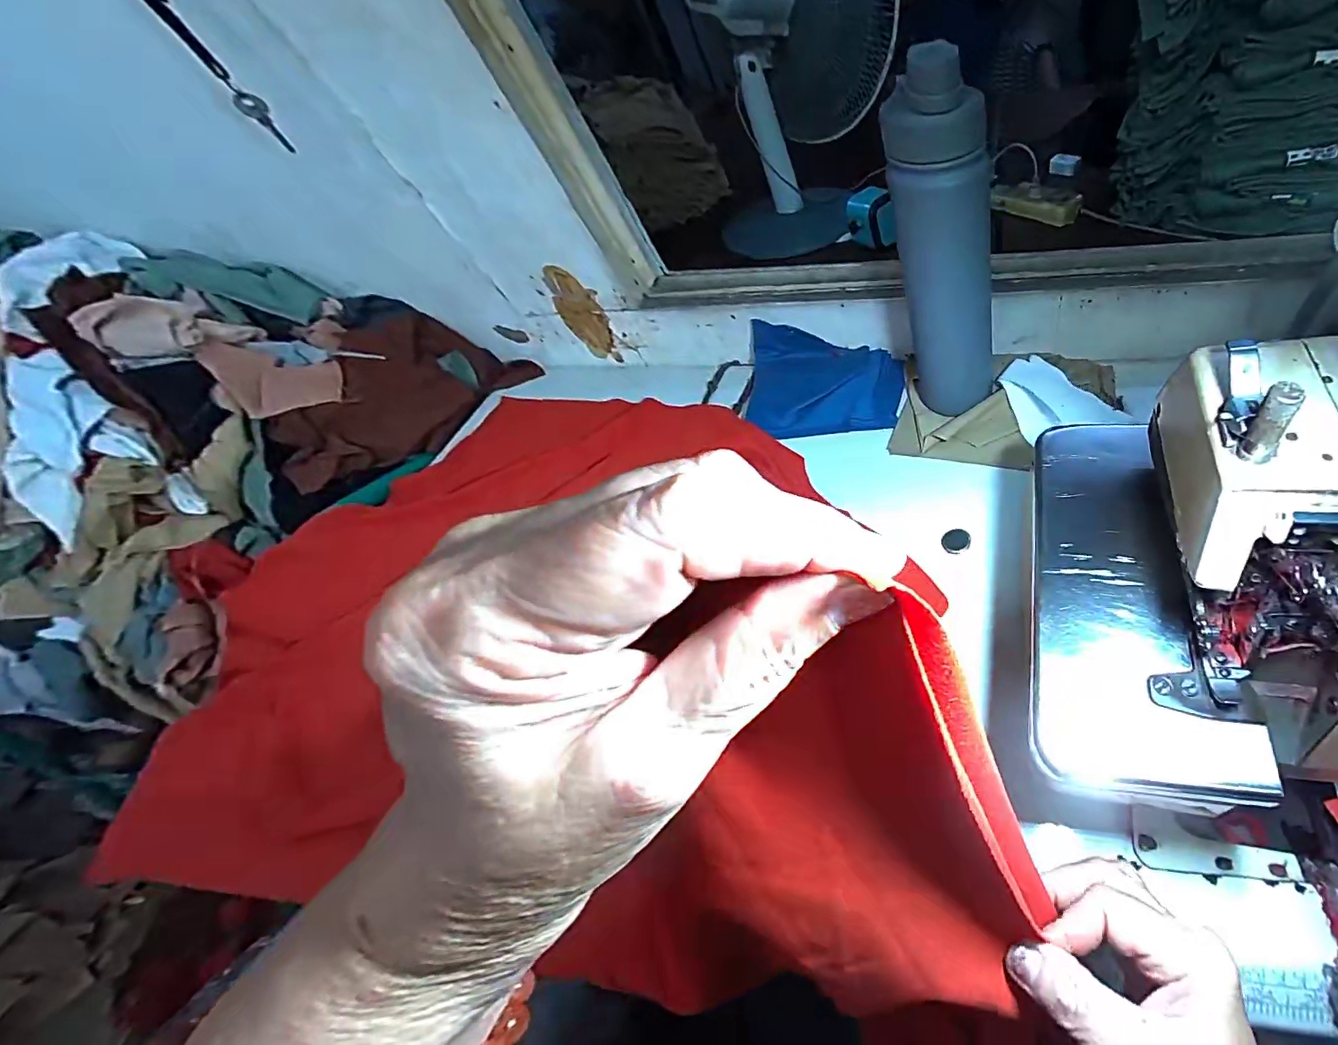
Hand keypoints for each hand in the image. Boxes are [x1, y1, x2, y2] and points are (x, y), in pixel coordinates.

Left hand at [359, 449, 903, 972]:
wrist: (464, 851)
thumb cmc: (541, 839)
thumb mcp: (659, 765)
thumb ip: (754, 659)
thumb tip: (854, 584)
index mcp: (484, 617)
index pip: (670, 520)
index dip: (788, 528)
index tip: (873, 565)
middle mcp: (485, 548)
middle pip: (678, 488)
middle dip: (788, 527)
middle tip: (861, 575)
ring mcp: (514, 530)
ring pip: (681, 485)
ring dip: (767, 528)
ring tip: (822, 575)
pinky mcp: (548, 533)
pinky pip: (666, 505)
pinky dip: (735, 534)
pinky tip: (767, 570)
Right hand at [1007, 858, 1253, 1044]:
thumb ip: (1078, 1001)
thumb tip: (1025, 955)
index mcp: (1194, 951)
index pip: (1109, 900)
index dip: (1063, 922)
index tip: (1029, 952)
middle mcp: (1185, 939)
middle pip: (1110, 878)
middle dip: (1060, 892)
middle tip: (1020, 917)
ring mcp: (1170, 952)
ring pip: (1108, 892)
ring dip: (1066, 903)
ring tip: (1033, 927)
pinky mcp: (1152, 972)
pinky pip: (1107, 923)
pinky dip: (1075, 927)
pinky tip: (1055, 947)